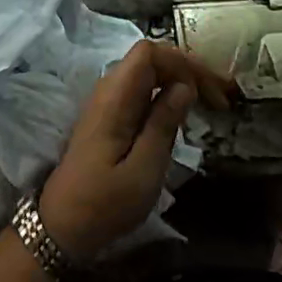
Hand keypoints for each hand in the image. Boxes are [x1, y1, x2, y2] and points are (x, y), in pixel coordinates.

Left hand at [39, 40, 230, 260]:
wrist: (62, 228)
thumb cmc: (104, 203)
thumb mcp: (144, 169)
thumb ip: (164, 123)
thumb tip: (185, 86)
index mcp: (114, 97)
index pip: (148, 52)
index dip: (182, 61)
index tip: (210, 88)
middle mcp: (108, 90)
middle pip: (151, 59)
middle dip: (187, 70)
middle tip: (219, 97)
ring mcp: (107, 102)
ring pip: (148, 74)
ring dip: (179, 81)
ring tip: (208, 103)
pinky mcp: (109, 117)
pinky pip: (142, 92)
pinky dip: (166, 95)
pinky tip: (183, 115)